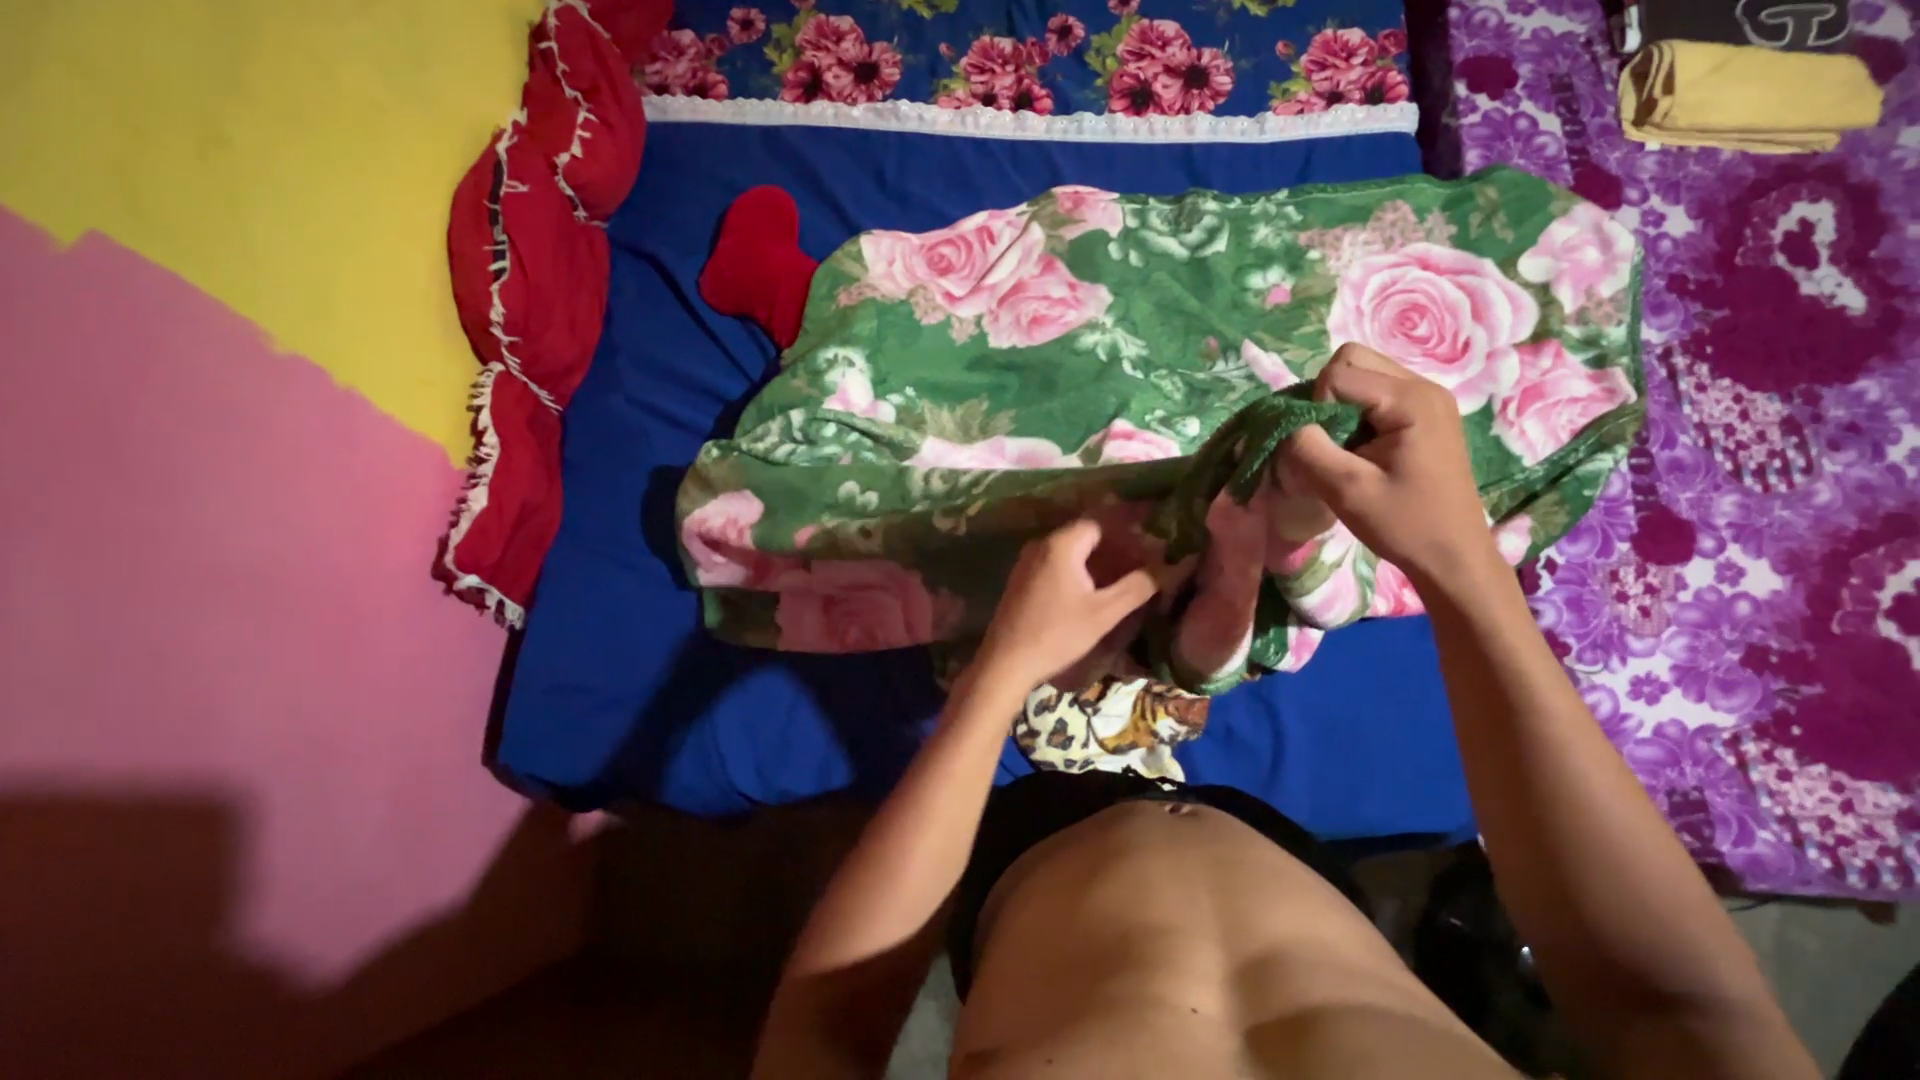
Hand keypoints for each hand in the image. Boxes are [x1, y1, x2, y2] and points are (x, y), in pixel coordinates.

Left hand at [975, 519, 1160, 687]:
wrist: (1006, 662)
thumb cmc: (1057, 634)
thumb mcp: (1104, 612)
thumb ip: (1137, 587)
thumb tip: (1167, 568)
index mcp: (1061, 544)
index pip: (1101, 521)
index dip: (1128, 531)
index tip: (1149, 544)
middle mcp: (1041, 545)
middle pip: (1085, 535)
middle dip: (1115, 547)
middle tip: (1141, 563)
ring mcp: (1027, 562)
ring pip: (1070, 551)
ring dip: (1098, 561)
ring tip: (1123, 579)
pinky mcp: (1022, 580)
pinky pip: (1056, 565)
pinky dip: (1078, 571)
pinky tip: (1094, 592)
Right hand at [1275, 344, 1499, 587]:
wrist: (1453, 555)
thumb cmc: (1404, 524)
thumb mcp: (1345, 490)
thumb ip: (1307, 449)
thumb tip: (1283, 423)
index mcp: (1411, 400)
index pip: (1338, 373)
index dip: (1317, 407)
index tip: (1330, 448)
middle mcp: (1424, 385)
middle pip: (1352, 358)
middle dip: (1327, 395)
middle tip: (1334, 440)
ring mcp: (1428, 397)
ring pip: (1362, 371)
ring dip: (1340, 404)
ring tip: (1347, 446)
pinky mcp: (1425, 411)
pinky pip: (1376, 391)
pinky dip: (1356, 412)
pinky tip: (1362, 447)